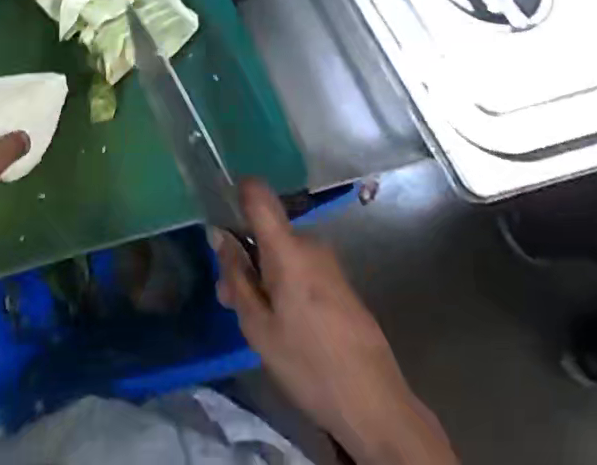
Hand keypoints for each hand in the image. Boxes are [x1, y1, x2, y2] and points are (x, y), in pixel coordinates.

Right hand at [212, 180, 457, 464]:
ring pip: (283, 253)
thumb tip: (219, 235)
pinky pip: (301, 268)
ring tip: (253, 318)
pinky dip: (284, 284)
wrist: (377, 405)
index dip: (237, 192)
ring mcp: (329, 264)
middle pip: (267, 232)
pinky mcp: (340, 284)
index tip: (219, 210)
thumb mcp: (258, 327)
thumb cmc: (309, 365)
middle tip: (229, 297)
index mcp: (288, 249)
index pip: (259, 195)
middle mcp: (311, 245)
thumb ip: (236, 277)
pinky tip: (282, 322)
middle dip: (244, 256)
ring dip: (262, 274)